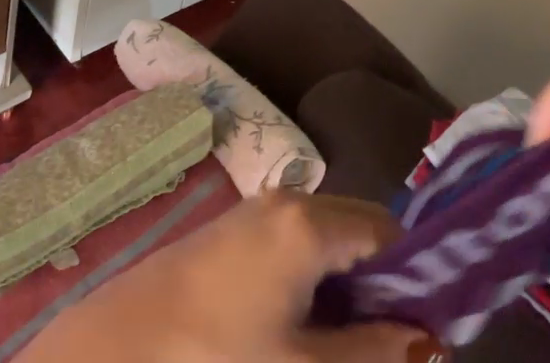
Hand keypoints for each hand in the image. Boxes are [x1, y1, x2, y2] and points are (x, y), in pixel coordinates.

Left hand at [17, 191, 443, 362]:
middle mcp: (282, 202)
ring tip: (344, 341)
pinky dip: (312, 277)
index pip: (391, 232)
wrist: (120, 343)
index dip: (418, 278)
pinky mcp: (228, 231)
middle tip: (387, 342)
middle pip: (359, 230)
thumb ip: (377, 349)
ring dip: (347, 283)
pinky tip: (301, 325)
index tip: (427, 327)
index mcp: (308, 223)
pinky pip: (291, 243)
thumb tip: (429, 340)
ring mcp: (251, 213)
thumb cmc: (219, 354)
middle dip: (383, 282)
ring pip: (325, 237)